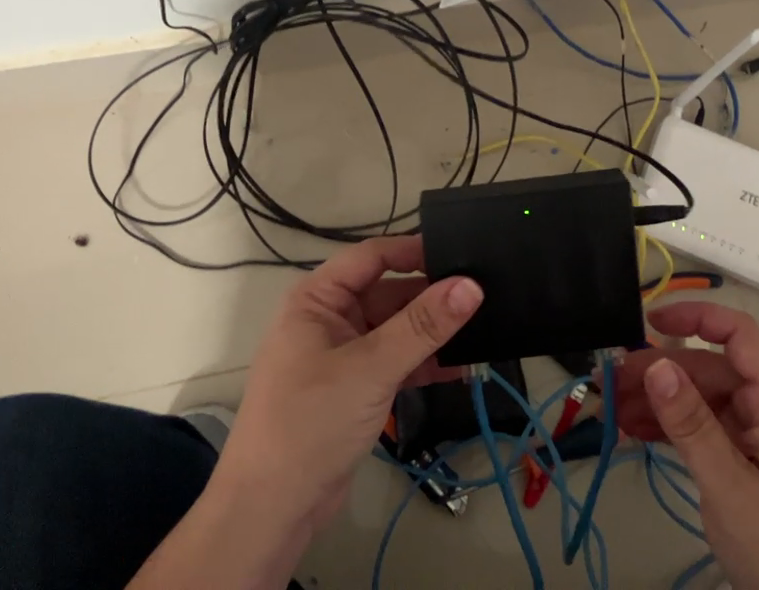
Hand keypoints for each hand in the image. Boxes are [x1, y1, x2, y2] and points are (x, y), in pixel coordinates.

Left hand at [135, 237, 481, 589]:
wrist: (272, 507)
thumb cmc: (311, 422)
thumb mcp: (371, 369)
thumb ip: (423, 326)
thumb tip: (471, 286)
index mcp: (317, 299)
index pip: (372, 256)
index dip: (415, 250)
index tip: (463, 252)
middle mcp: (329, 319)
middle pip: (389, 293)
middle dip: (433, 298)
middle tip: (487, 297)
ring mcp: (342, 356)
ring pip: (397, 330)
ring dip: (433, 335)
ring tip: (485, 334)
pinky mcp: (355, 388)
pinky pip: (396, 363)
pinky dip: (424, 365)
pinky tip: (462, 370)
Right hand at [616, 302, 758, 589]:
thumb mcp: (731, 488)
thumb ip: (692, 425)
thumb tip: (655, 363)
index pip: (741, 335)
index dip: (697, 317)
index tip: (648, 322)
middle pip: (709, 368)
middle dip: (658, 370)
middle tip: (607, 382)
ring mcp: (755, 435)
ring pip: (699, 398)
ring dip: (655, 399)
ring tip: (610, 408)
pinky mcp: (742, 460)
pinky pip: (700, 428)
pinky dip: (667, 427)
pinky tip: (631, 431)